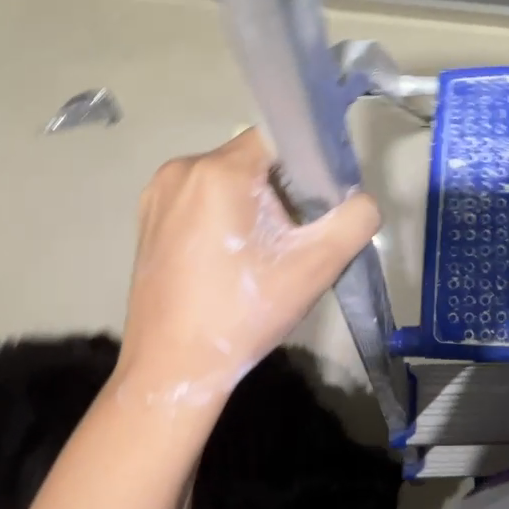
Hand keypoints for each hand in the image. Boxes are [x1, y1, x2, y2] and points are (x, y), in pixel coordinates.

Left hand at [115, 129, 378, 406]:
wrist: (174, 372)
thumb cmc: (244, 313)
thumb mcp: (318, 265)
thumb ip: (356, 218)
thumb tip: (361, 198)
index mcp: (219, 171)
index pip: (279, 137)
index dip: (308, 162)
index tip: (319, 201)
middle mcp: (182, 169)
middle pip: (253, 158)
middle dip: (281, 187)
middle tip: (295, 236)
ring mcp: (158, 193)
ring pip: (228, 177)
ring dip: (252, 201)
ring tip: (263, 251)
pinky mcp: (148, 218)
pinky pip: (201, 196)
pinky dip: (224, 214)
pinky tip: (232, 257)